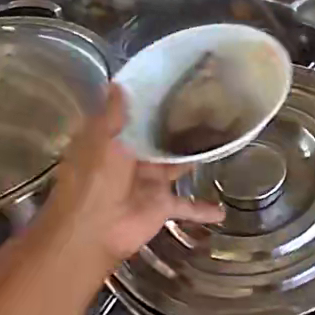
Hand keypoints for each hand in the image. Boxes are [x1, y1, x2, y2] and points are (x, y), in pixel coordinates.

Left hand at [37, 86, 225, 273]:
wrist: (92, 232)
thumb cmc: (93, 181)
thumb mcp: (101, 141)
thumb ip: (113, 114)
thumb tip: (116, 83)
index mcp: (113, 141)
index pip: (131, 117)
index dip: (148, 102)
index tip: (171, 83)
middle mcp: (132, 160)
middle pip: (158, 140)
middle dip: (176, 128)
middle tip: (207, 107)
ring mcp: (149, 183)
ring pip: (176, 167)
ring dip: (194, 159)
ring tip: (221, 143)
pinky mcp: (162, 204)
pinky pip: (187, 206)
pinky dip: (203, 209)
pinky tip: (222, 210)